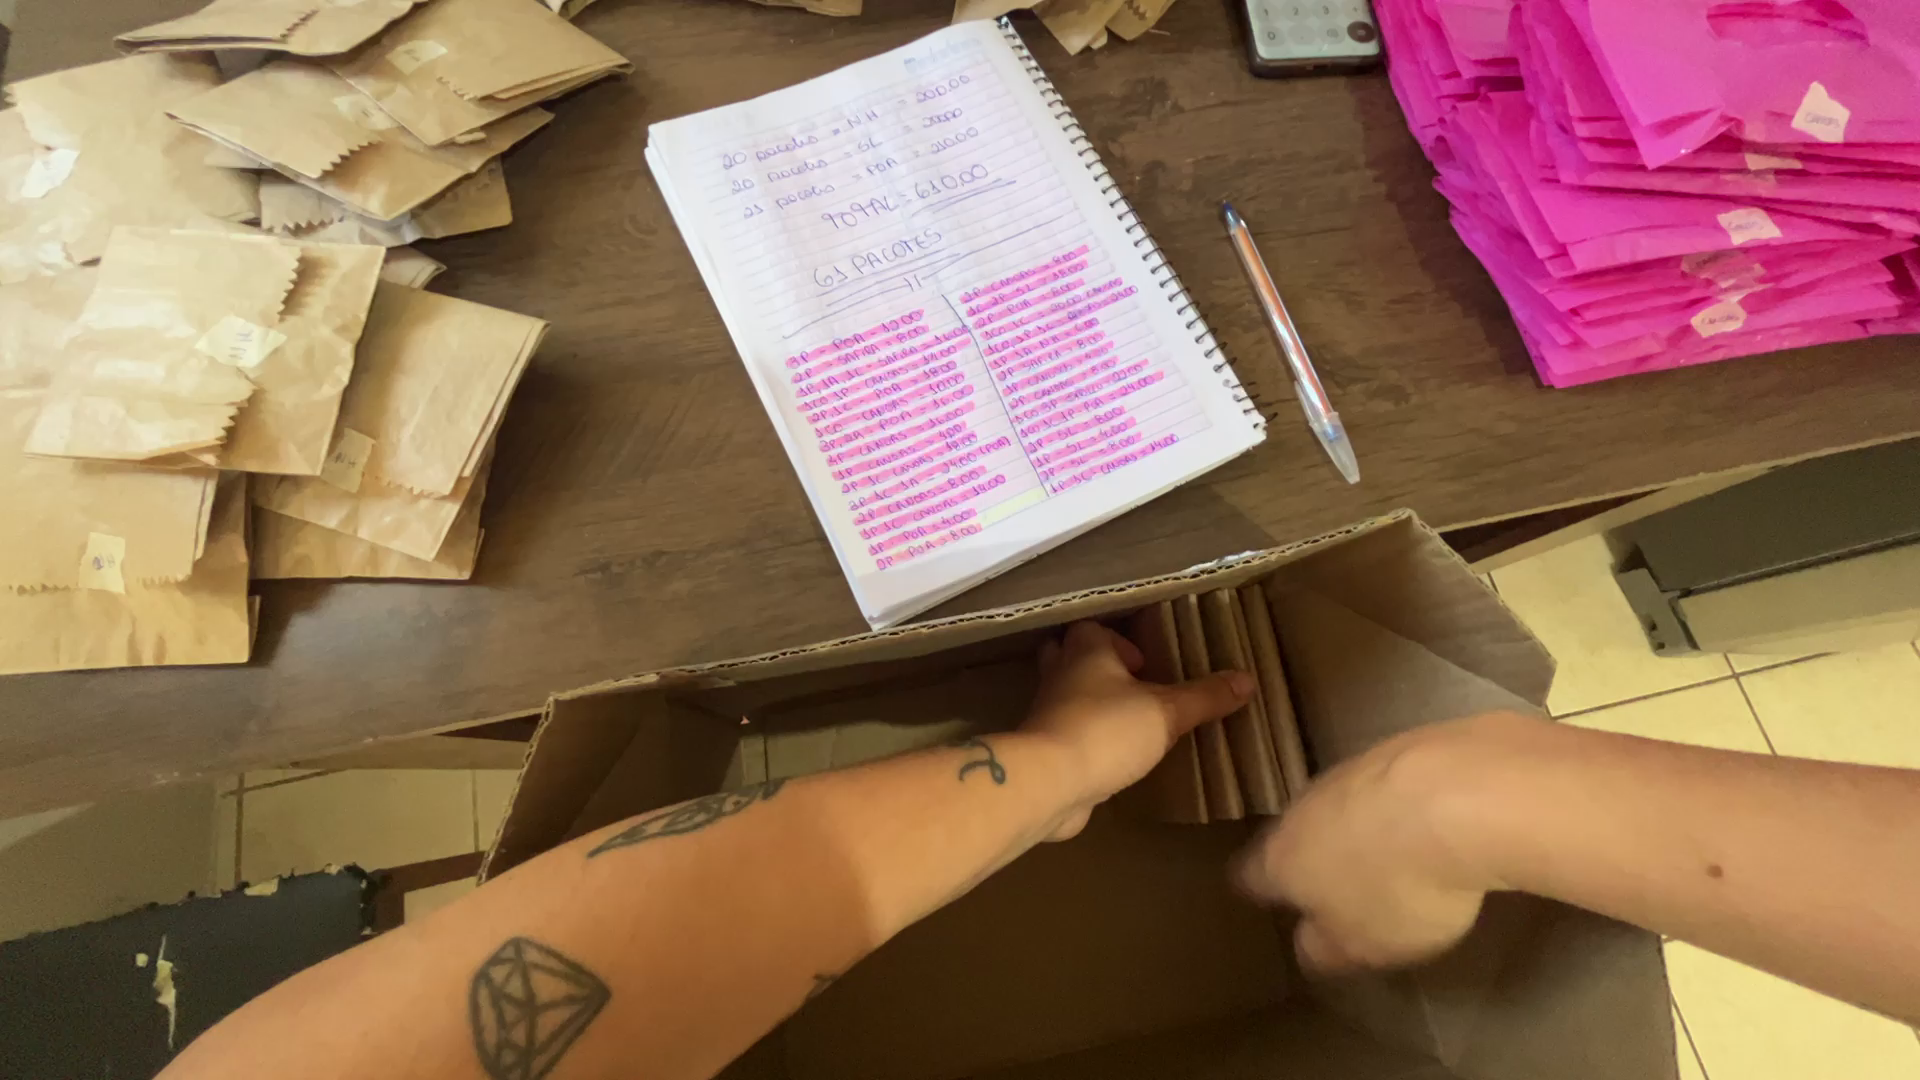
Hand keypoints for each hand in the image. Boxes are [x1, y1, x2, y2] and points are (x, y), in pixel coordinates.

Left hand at [1022, 619, 1252, 841]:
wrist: (1051, 782)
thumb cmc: (1107, 730)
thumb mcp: (1167, 712)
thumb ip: (1205, 696)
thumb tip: (1247, 679)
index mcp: (1085, 651)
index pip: (1092, 628)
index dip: (1116, 640)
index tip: (1146, 663)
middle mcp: (1059, 673)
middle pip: (1068, 655)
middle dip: (1095, 665)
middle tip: (1132, 684)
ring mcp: (1046, 711)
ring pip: (1064, 693)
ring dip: (1089, 700)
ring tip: (1127, 719)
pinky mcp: (1044, 746)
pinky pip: (1064, 730)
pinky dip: (1083, 735)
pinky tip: (1111, 753)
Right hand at [1231, 712, 1532, 973]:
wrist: (1451, 798)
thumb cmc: (1394, 885)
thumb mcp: (1360, 945)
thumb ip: (1324, 950)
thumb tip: (1306, 947)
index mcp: (1280, 861)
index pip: (1248, 877)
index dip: (1256, 891)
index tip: (1267, 901)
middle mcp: (1298, 813)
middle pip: (1290, 838)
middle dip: (1307, 859)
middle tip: (1336, 887)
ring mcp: (1340, 778)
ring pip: (1331, 810)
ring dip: (1349, 831)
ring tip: (1387, 859)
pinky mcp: (1383, 755)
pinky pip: (1374, 790)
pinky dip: (1388, 809)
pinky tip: (1424, 829)